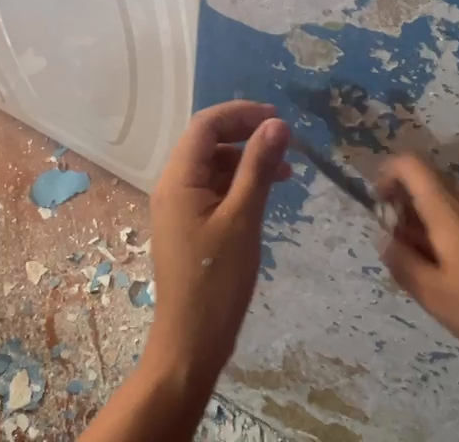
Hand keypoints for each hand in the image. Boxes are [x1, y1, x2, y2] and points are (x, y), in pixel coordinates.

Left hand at [145, 100, 291, 387]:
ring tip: (285, 170)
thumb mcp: (243, 218)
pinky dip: (239, 182)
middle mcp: (173, 185)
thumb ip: (258, 167)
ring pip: (213, 165)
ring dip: (246, 159)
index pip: (206, 125)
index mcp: (178, 179)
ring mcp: (179, 207)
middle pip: (207, 141)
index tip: (278, 119)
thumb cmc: (216, 281)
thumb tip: (276, 124)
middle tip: (284, 141)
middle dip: (245, 134)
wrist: (191, 344)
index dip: (241, 114)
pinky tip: (266, 192)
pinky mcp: (190, 225)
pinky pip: (213, 188)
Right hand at [377, 154, 458, 361]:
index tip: (382, 208)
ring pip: (455, 204)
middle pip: (431, 185)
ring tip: (445, 274)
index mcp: (449, 206)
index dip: (387, 175)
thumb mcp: (438, 297)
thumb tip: (385, 240)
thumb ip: (403, 265)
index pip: (410, 163)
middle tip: (412, 256)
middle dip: (411, 212)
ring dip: (437, 226)